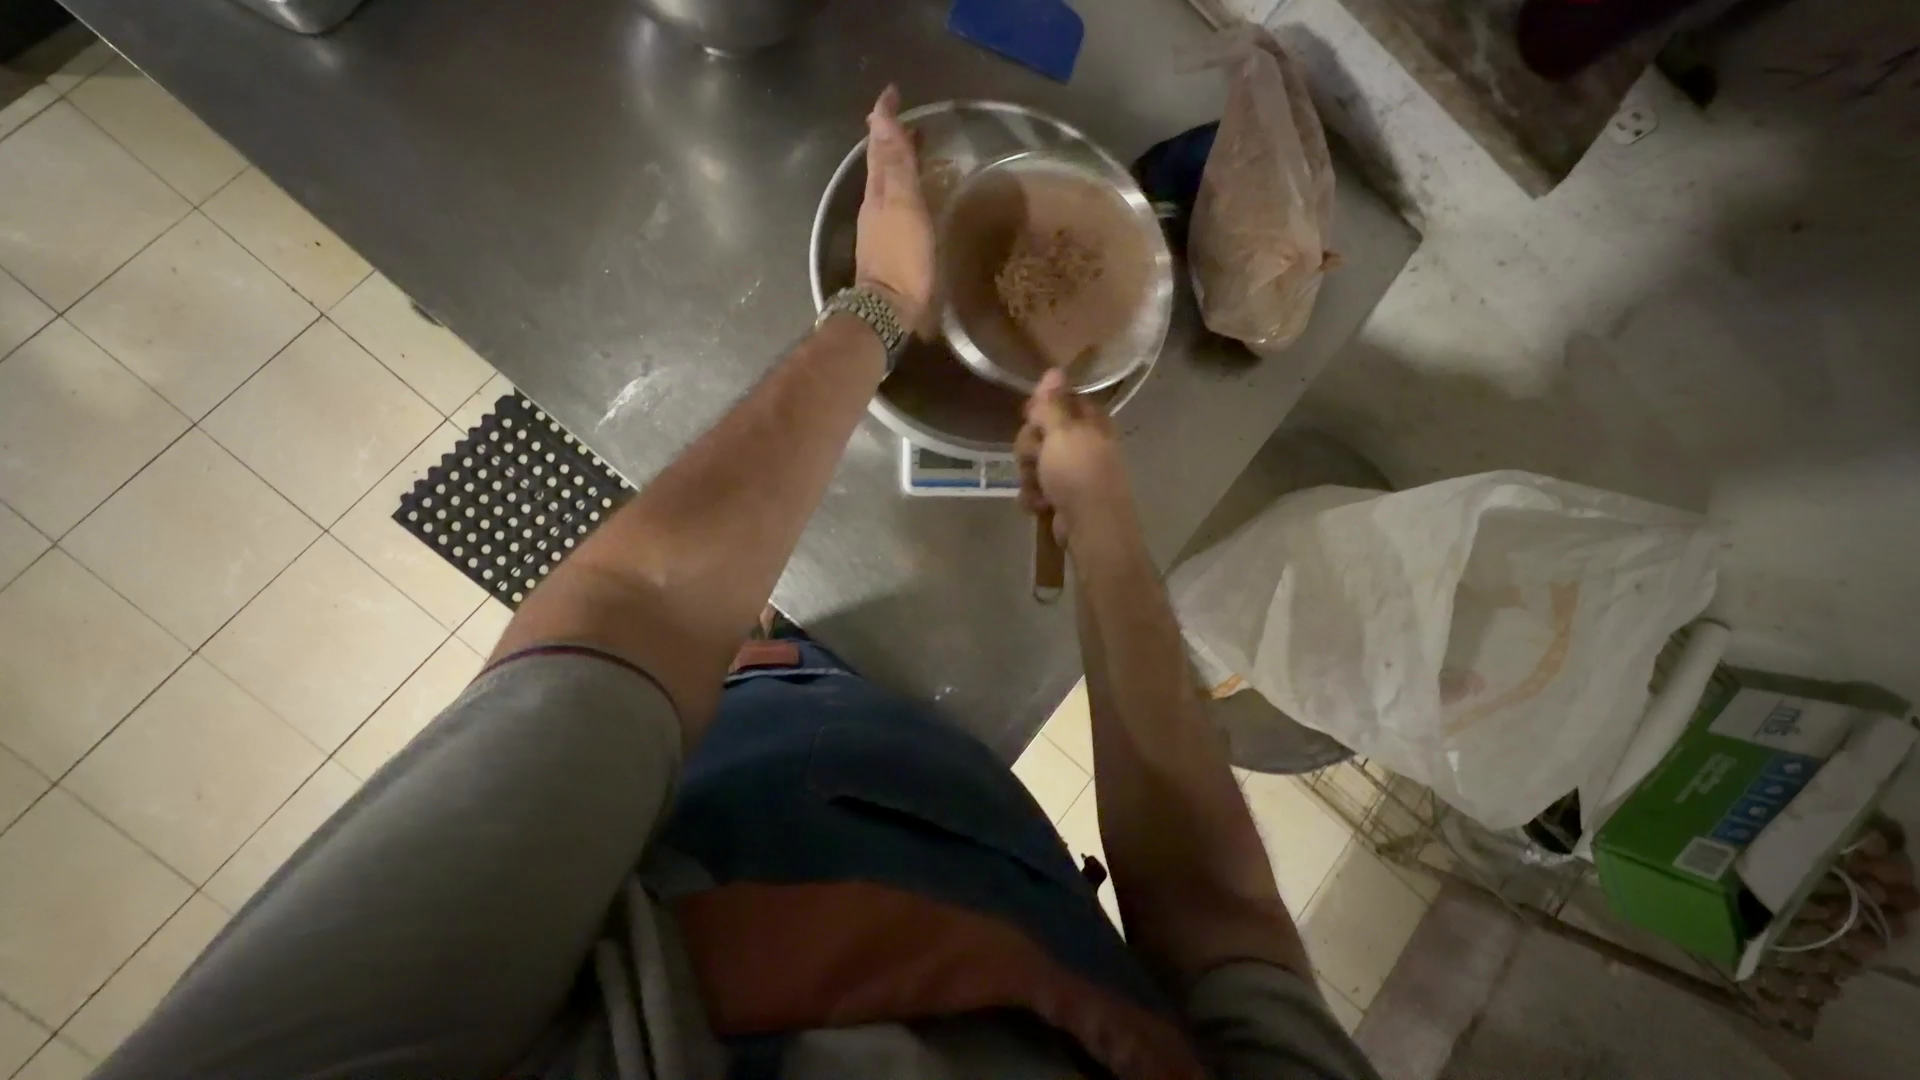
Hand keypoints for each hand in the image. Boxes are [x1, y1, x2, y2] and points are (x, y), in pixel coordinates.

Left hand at [856, 86, 933, 335]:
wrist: (888, 311)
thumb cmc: (902, 259)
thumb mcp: (902, 206)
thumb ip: (895, 165)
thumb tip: (880, 119)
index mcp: (878, 191)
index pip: (879, 144)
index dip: (884, 118)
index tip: (892, 94)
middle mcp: (874, 206)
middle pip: (881, 163)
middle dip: (891, 138)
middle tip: (908, 121)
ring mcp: (879, 229)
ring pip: (886, 185)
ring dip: (898, 164)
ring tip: (916, 153)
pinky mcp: (888, 249)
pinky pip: (894, 207)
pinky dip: (903, 191)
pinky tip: (915, 198)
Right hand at [1016, 370, 1134, 547]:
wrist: (1090, 526)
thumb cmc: (1078, 473)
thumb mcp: (1062, 431)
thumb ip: (1053, 403)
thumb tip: (1054, 369)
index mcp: (1089, 422)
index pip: (1059, 401)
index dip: (1040, 409)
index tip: (1030, 418)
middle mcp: (1082, 444)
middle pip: (1040, 433)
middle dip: (1030, 448)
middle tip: (1038, 458)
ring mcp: (1071, 472)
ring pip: (1034, 463)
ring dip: (1030, 476)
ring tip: (1041, 488)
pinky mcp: (1062, 497)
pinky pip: (1036, 488)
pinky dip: (1035, 497)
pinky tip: (1042, 505)